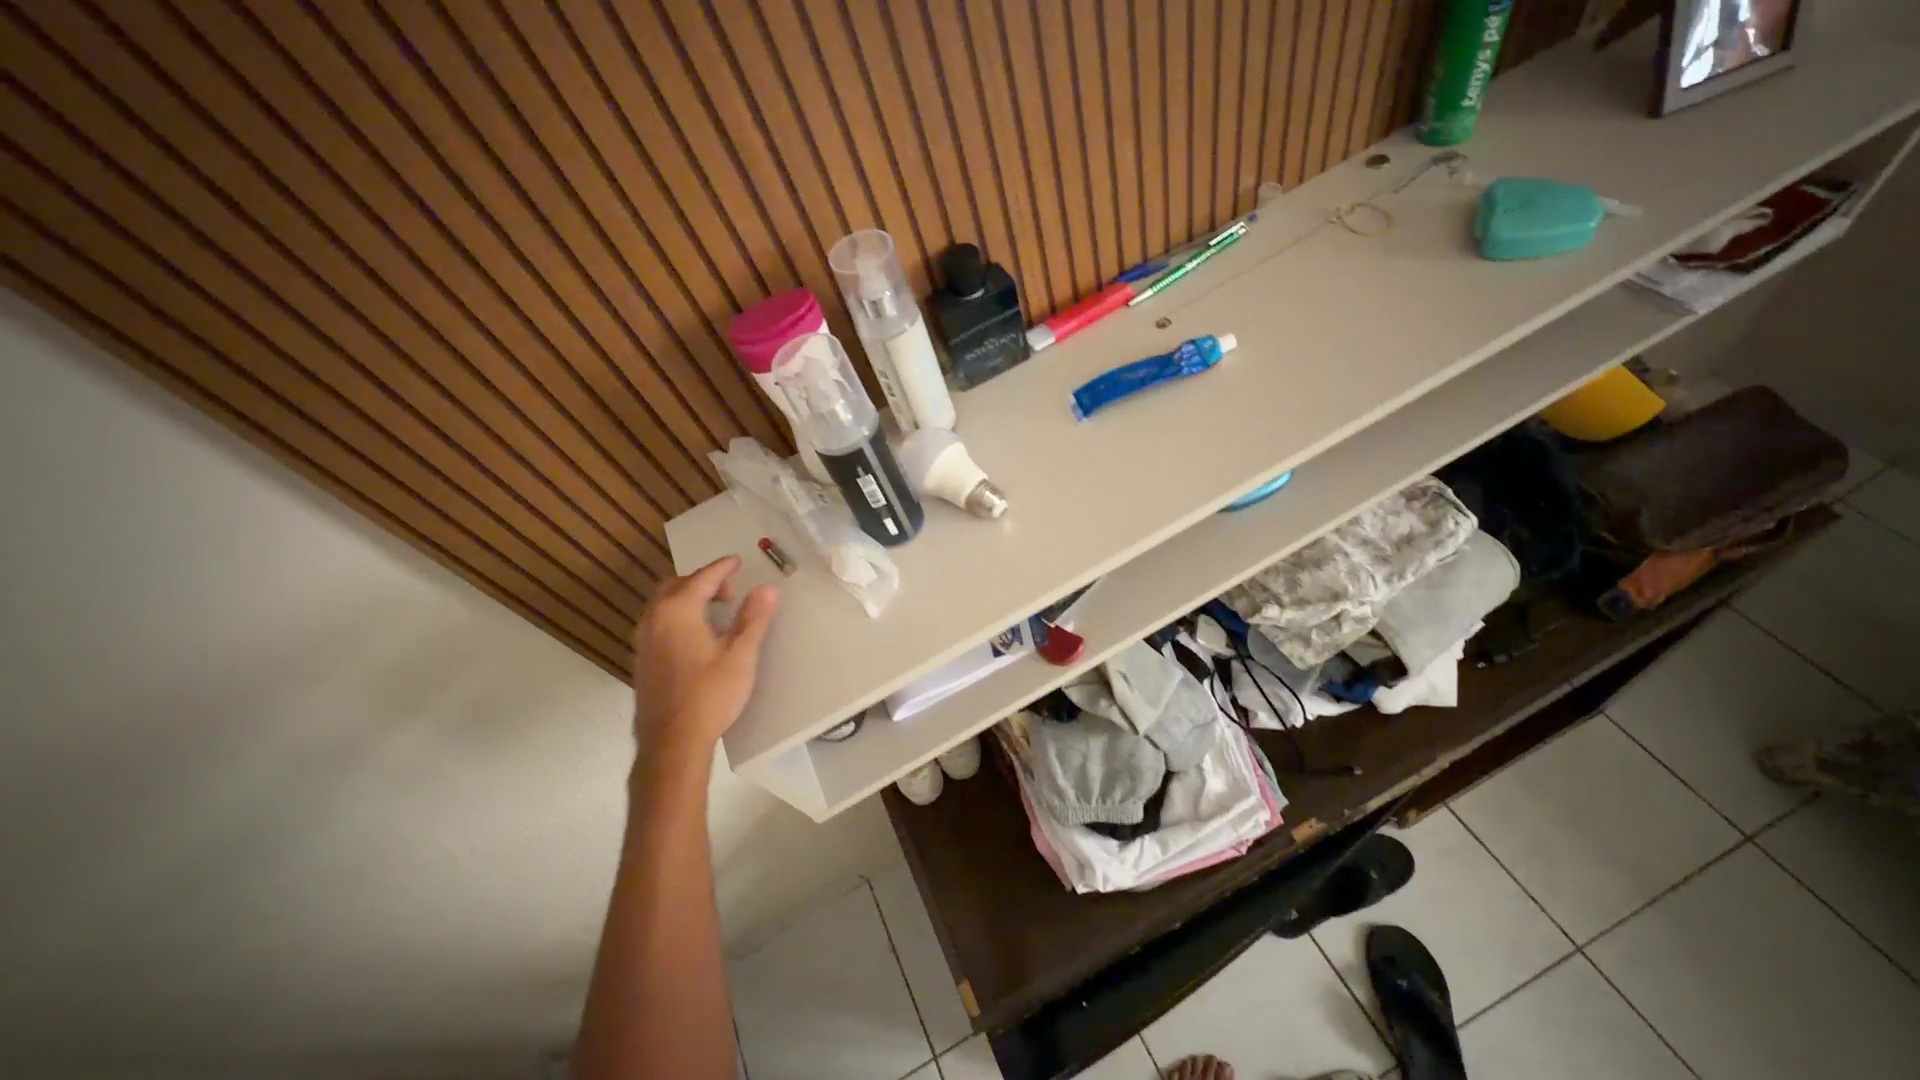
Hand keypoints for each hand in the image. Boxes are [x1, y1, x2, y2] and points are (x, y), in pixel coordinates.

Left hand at [630, 556, 778, 767]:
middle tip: (728, 592)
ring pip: (663, 603)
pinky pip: (658, 622)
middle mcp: (654, 618)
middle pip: (676, 585)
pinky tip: (695, 636)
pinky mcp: (641, 659)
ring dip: (687, 598)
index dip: (722, 568)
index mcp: (678, 610)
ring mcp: (643, 639)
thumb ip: (753, 618)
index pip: (702, 578)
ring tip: (713, 612)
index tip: (736, 561)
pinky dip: (676, 616)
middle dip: (702, 581)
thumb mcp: (740, 655)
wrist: (672, 740)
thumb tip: (767, 588)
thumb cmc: (710, 695)